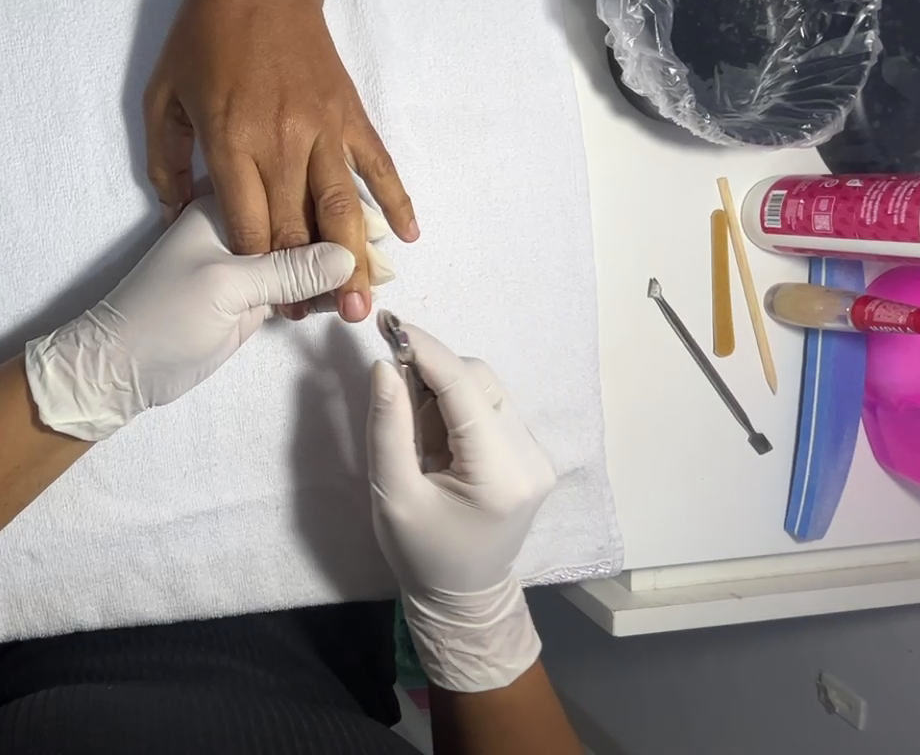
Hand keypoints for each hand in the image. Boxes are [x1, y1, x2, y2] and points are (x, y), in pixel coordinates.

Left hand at [26, 197, 354, 440]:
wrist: (123, 366)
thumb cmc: (164, 315)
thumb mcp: (225, 287)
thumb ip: (286, 270)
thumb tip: (348, 257)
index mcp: (226, 205)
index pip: (293, 199)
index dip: (337, 217)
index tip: (380, 236)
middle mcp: (243, 224)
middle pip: (306, 226)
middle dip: (346, 245)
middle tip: (384, 268)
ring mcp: (249, 260)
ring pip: (306, 257)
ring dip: (339, 271)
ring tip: (378, 286)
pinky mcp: (253, 294)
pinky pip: (298, 286)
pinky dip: (323, 293)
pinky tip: (351, 299)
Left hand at [143, 0, 416, 323]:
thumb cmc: (202, 40)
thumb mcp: (162, 98)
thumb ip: (167, 162)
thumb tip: (177, 214)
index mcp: (231, 143)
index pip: (249, 226)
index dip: (260, 272)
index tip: (270, 302)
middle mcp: (281, 143)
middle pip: (297, 229)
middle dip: (308, 281)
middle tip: (320, 319)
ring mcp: (323, 129)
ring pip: (342, 209)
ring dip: (355, 261)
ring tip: (365, 302)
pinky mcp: (350, 114)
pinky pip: (377, 165)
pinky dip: (394, 200)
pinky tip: (407, 235)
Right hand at [368, 318, 557, 691]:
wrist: (462, 597)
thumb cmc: (421, 552)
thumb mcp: (392, 492)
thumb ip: (387, 426)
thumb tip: (384, 365)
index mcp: (499, 475)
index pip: (463, 388)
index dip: (425, 349)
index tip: (388, 322)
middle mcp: (530, 458)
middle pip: (477, 379)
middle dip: (430, 371)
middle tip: (392, 393)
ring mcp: (536, 455)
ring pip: (483, 386)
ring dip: (441, 387)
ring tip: (415, 429)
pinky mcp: (529, 454)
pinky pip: (487, 404)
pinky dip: (454, 403)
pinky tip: (434, 434)